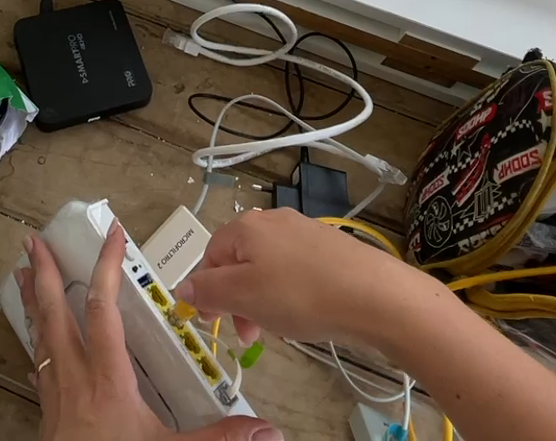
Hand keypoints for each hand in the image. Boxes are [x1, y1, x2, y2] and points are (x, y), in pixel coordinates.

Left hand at [17, 223, 282, 440]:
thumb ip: (215, 437)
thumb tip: (262, 429)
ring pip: (40, 336)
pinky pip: (38, 366)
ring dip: (32, 301)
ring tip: (23, 274)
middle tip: (33, 243)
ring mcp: (55, 397)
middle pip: (54, 314)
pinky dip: (35, 342)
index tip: (113, 235)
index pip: (103, 309)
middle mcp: (74, 380)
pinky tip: (36, 340)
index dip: (107, 267)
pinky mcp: (47, 415)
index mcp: (106, 380)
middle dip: (44, 274)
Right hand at [173, 208, 444, 350]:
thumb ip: (208, 291)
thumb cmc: (301, 294)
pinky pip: (294, 268)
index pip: (210, 255)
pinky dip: (290, 292)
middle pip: (238, 260)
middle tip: (249, 334)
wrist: (373, 293)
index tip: (216, 323)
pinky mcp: (327, 245)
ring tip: (279, 327)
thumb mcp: (244, 296)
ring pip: (266, 266)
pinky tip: (305, 313)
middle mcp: (271, 220)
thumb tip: (181, 287)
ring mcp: (302, 230)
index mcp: (245, 226)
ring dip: (262, 298)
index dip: (207, 290)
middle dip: (236, 298)